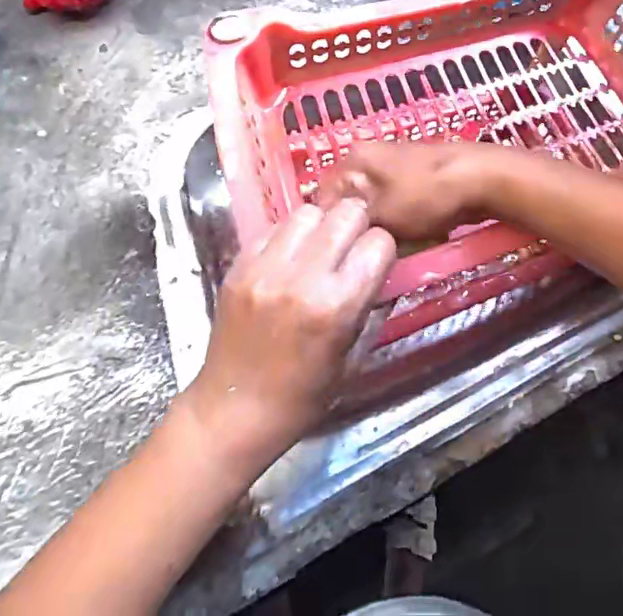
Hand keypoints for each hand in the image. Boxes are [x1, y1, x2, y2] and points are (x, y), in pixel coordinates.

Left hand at [177, 200, 396, 467]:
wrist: (234, 411)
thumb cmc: (305, 395)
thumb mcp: (355, 355)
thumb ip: (373, 304)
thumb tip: (388, 265)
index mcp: (336, 306)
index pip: (379, 242)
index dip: (382, 251)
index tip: (376, 263)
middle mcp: (301, 278)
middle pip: (346, 213)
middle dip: (357, 227)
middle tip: (351, 249)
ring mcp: (265, 269)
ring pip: (309, 211)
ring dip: (322, 226)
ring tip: (318, 250)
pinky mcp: (239, 266)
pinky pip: (274, 227)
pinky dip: (289, 237)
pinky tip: (289, 260)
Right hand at [324, 140, 504, 239]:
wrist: (482, 179)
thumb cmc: (426, 194)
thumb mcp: (381, 216)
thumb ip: (351, 227)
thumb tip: (333, 238)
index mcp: (355, 158)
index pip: (324, 198)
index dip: (329, 229)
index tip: (339, 253)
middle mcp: (371, 157)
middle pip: (354, 205)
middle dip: (364, 230)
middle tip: (372, 252)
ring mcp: (398, 167)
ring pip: (379, 209)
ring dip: (389, 230)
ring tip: (400, 245)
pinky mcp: (419, 180)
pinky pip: (402, 208)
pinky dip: (409, 224)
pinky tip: (421, 235)